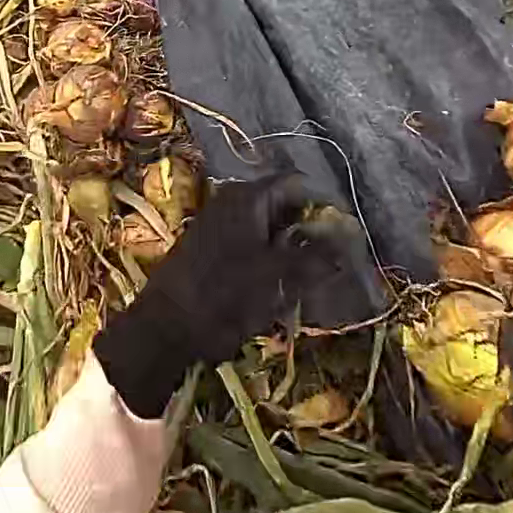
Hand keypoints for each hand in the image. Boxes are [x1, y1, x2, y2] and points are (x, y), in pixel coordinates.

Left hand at [93, 168, 326, 417]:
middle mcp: (233, 201)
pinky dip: (270, 259)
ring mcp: (221, 223)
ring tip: (310, 277)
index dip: (323, 203)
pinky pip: (252, 244)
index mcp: (249, 197)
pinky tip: (281, 285)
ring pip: (268, 227)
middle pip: (283, 205)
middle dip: (308, 229)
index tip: (344, 230)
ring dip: (290, 248)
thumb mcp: (276, 277)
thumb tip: (347, 247)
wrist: (165, 328)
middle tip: (332, 259)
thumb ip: (315, 258)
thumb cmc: (223, 294)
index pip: (297, 184)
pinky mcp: (213, 247)